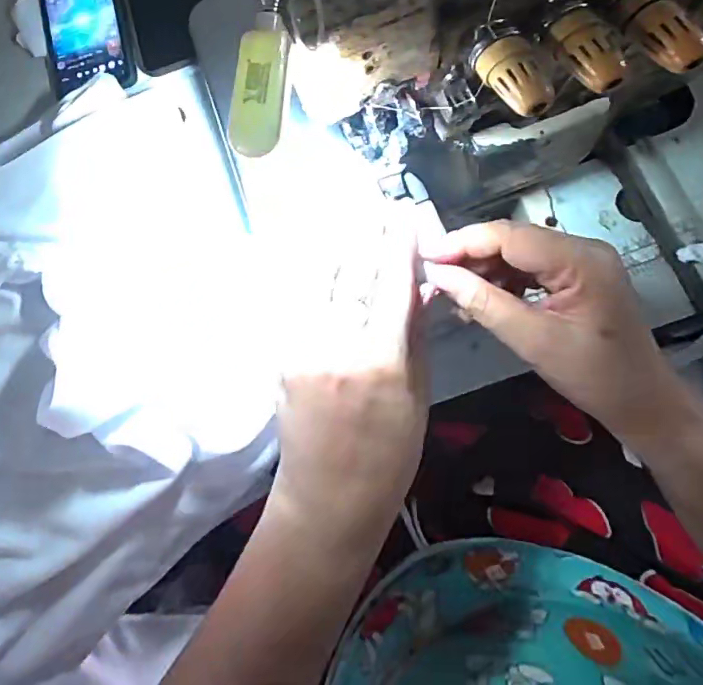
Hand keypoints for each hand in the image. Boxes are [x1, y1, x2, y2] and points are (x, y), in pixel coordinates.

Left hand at [270, 213, 427, 546]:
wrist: (327, 498)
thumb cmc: (388, 457)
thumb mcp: (417, 396)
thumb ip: (415, 336)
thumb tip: (419, 287)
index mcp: (382, 361)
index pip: (393, 286)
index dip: (400, 244)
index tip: (404, 214)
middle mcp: (339, 345)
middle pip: (356, 274)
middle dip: (370, 233)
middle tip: (380, 204)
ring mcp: (304, 346)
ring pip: (323, 280)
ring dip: (340, 242)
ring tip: (352, 212)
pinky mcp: (283, 352)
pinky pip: (301, 300)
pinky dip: (315, 270)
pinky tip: (323, 248)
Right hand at [421, 221, 698, 444]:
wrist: (645, 405)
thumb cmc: (595, 378)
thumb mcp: (533, 342)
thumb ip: (484, 303)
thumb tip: (438, 275)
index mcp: (581, 260)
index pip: (509, 236)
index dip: (464, 243)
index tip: (427, 258)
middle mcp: (582, 248)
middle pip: (512, 239)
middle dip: (470, 255)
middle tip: (434, 275)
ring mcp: (581, 260)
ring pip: (517, 251)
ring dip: (484, 269)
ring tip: (455, 293)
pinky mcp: (576, 274)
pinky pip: (529, 266)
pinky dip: (503, 279)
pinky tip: (481, 298)